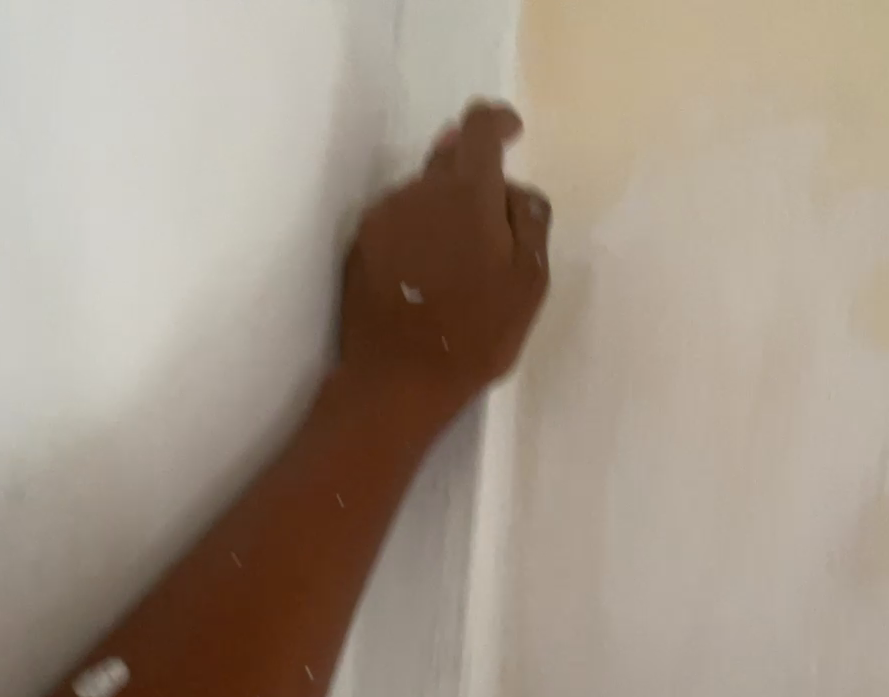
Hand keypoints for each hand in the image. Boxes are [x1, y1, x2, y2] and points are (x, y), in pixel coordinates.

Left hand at [339, 99, 551, 409]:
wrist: (397, 380)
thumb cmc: (475, 336)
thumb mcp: (529, 282)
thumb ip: (529, 220)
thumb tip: (513, 190)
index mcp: (467, 193)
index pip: (479, 127)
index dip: (498, 123)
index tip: (511, 135)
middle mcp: (417, 191)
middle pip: (448, 160)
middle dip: (473, 178)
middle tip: (489, 226)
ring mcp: (381, 219)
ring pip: (420, 193)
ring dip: (442, 210)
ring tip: (455, 264)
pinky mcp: (358, 248)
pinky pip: (395, 222)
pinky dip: (415, 234)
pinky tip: (425, 276)